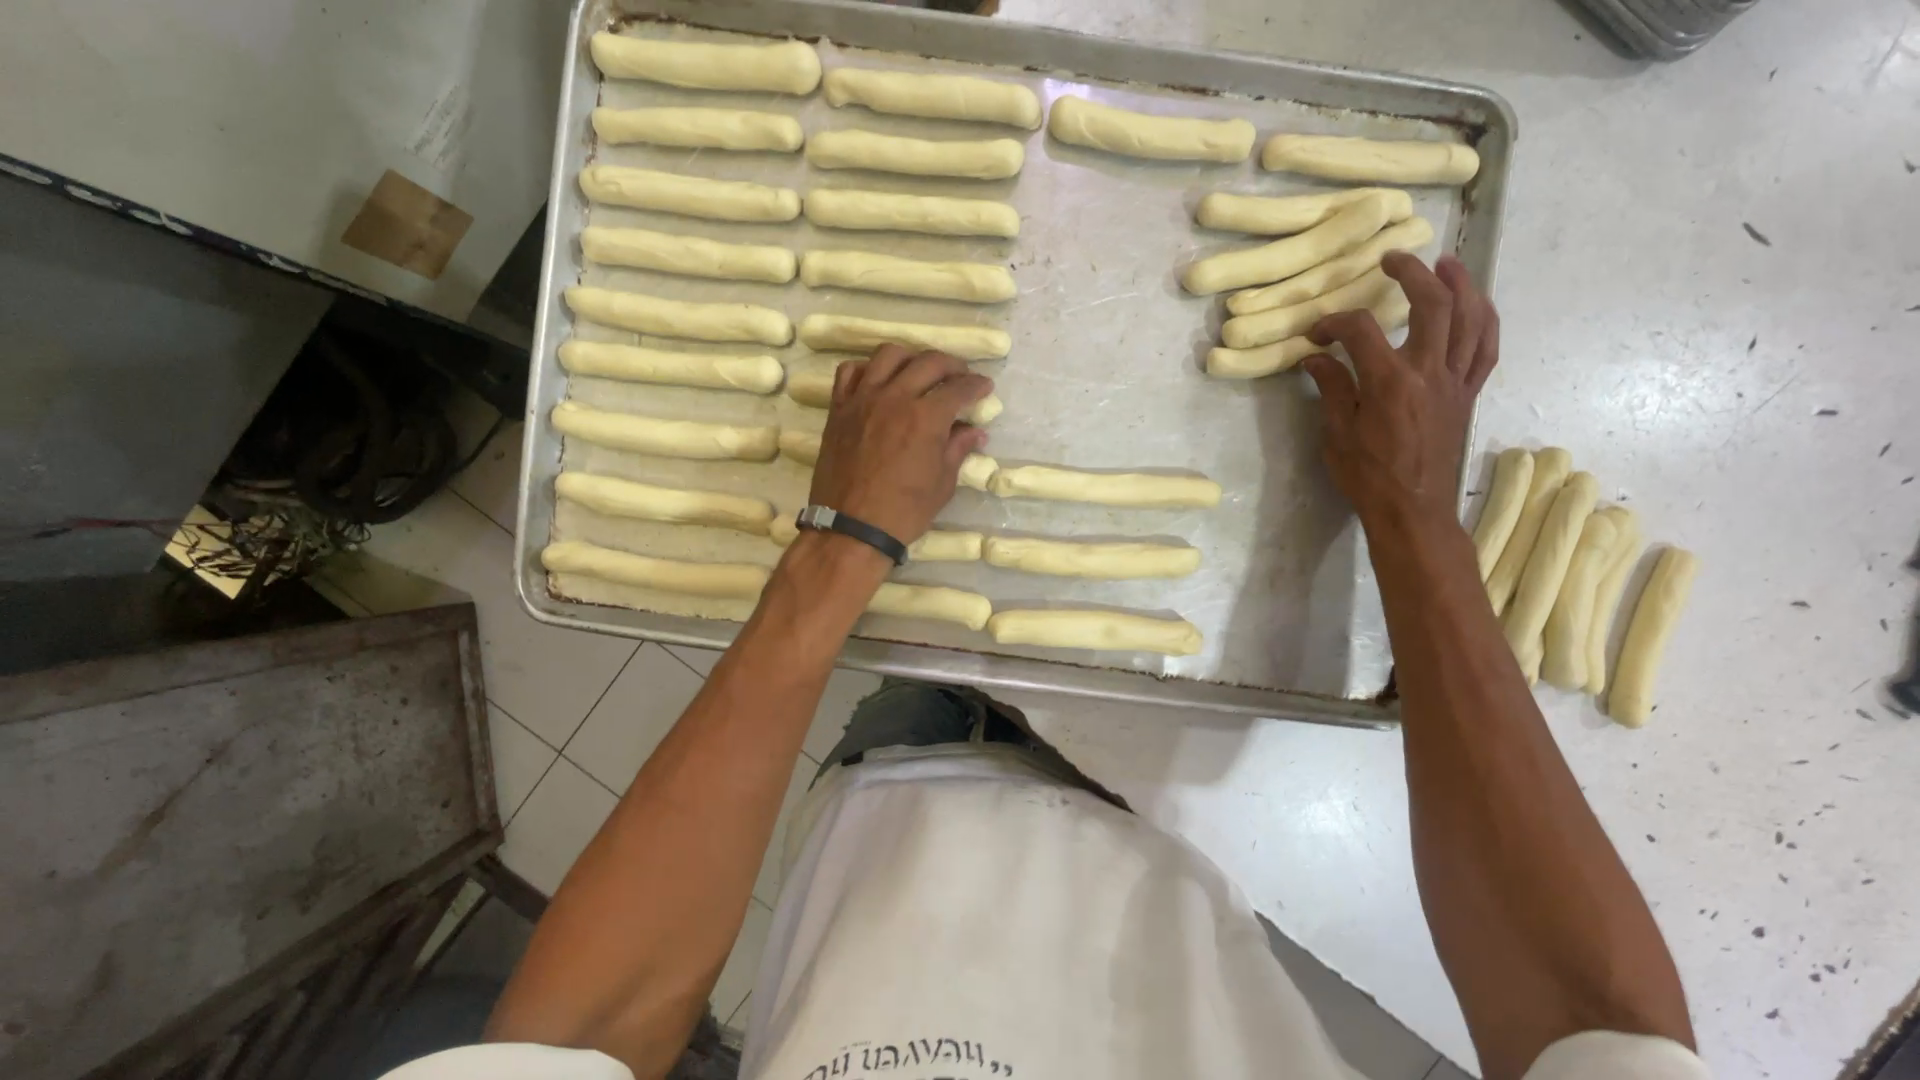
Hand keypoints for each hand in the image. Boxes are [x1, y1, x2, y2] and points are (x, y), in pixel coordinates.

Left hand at [809, 345, 991, 542]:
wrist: (851, 528)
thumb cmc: (904, 511)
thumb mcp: (942, 484)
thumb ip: (958, 449)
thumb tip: (975, 431)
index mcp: (926, 417)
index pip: (959, 387)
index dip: (977, 385)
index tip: (984, 387)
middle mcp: (895, 397)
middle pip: (928, 362)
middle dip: (952, 365)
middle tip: (960, 376)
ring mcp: (863, 399)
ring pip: (888, 355)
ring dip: (911, 358)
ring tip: (919, 371)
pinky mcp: (839, 409)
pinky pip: (850, 372)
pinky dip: (868, 369)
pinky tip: (879, 381)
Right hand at [1302, 252, 1498, 533]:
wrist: (1414, 512)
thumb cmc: (1369, 477)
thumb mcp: (1337, 435)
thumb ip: (1332, 389)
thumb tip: (1316, 358)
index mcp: (1390, 383)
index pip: (1361, 331)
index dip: (1335, 323)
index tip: (1316, 334)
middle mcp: (1429, 373)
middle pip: (1432, 305)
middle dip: (1412, 274)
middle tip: (1392, 260)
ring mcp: (1455, 382)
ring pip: (1471, 319)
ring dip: (1461, 285)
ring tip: (1446, 263)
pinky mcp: (1468, 395)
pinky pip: (1486, 349)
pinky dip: (1484, 321)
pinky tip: (1474, 306)